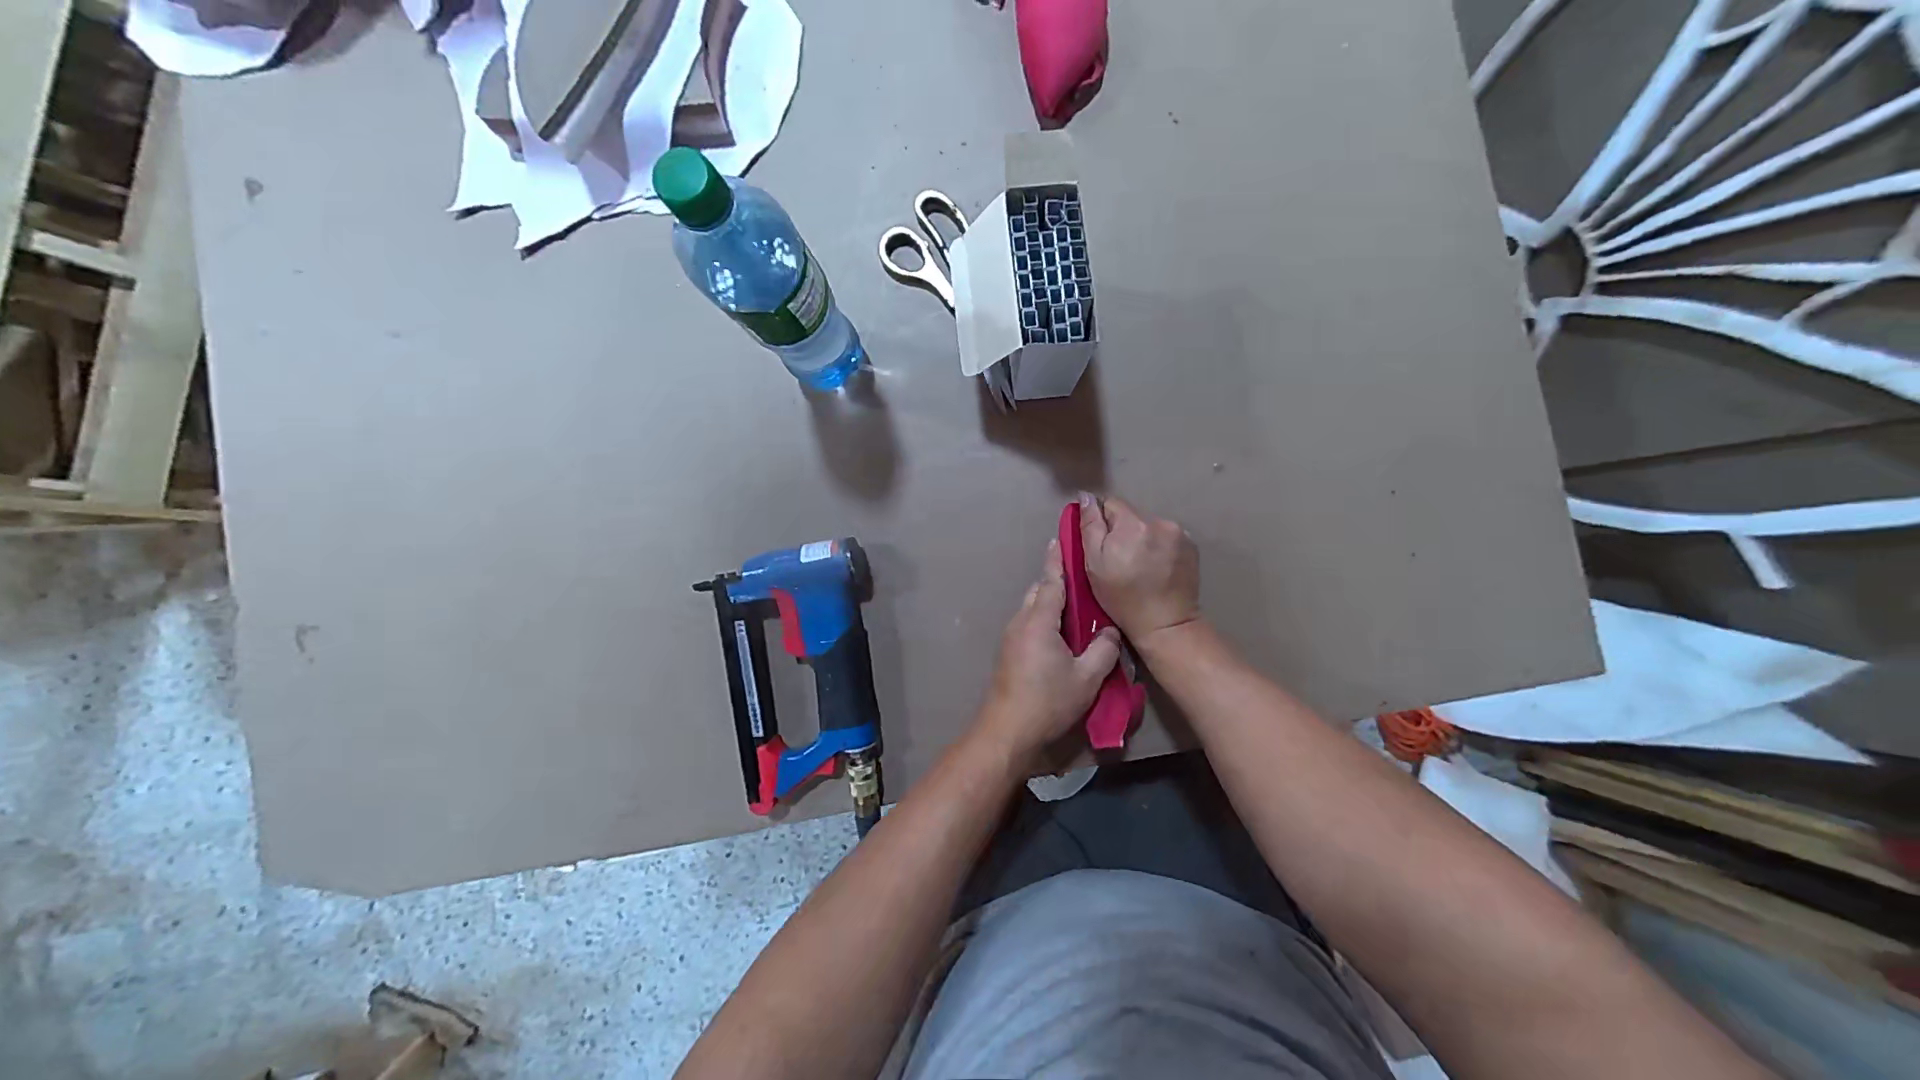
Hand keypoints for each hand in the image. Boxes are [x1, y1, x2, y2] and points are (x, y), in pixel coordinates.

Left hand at [977, 537, 1121, 764]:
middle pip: (1039, 591)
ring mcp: (1011, 638)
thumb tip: (1110, 631)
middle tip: (1083, 576)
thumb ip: (1104, 650)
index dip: (1059, 559)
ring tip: (1078, 605)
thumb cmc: (1048, 701)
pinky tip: (1063, 632)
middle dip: (1058, 580)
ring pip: (1033, 608)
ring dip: (1052, 602)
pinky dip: (1046, 619)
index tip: (1063, 537)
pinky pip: (1030, 624)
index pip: (1051, 580)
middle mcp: (1021, 622)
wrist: (1008, 731)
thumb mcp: (1087, 678)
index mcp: (1039, 620)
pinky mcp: (1009, 653)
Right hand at [1079, 493, 1200, 646]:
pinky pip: (1166, 535)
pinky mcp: (1191, 545)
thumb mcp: (1094, 564)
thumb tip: (1085, 497)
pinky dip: (1159, 545)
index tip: (1102, 545)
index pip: (1110, 503)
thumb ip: (1089, 526)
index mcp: (1133, 524)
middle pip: (1131, 514)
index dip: (1101, 522)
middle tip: (1119, 559)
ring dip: (1142, 537)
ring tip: (1140, 564)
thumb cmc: (1122, 597)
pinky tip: (1157, 566)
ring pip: (1149, 525)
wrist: (1166, 623)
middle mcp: (1158, 521)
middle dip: (1123, 530)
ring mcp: (1179, 532)